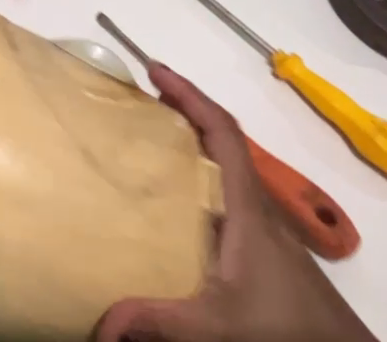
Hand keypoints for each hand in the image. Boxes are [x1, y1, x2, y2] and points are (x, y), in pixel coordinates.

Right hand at [98, 64, 376, 341]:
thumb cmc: (286, 328)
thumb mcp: (221, 326)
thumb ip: (162, 320)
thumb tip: (100, 323)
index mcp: (246, 207)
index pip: (223, 134)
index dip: (191, 95)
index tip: (155, 70)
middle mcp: (255, 206)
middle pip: (223, 140)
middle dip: (184, 108)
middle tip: (140, 97)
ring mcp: (262, 226)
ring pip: (227, 164)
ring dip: (193, 137)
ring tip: (149, 134)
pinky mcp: (262, 246)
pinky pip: (226, 189)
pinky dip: (199, 171)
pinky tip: (175, 196)